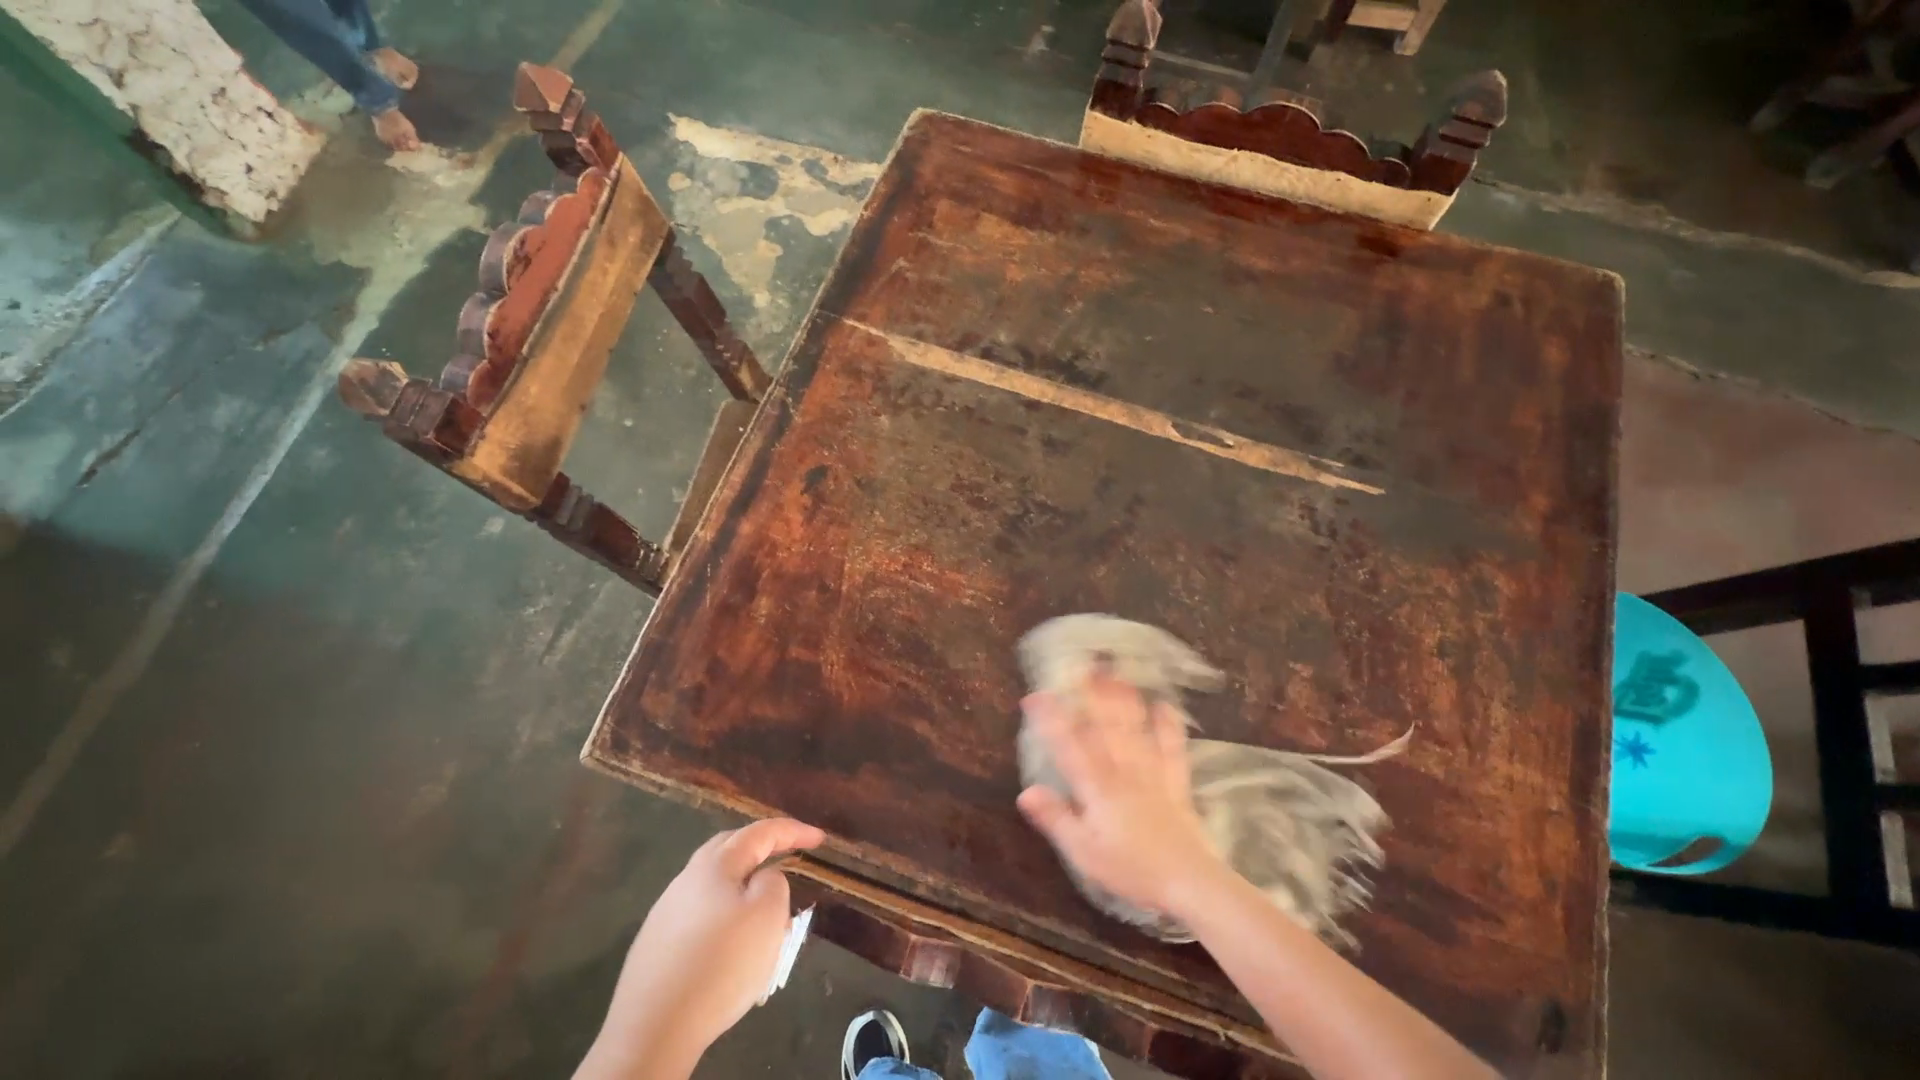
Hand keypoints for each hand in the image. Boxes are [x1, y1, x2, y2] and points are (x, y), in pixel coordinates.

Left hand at [580, 818, 823, 1078]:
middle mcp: (686, 879)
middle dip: (761, 847)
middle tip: (788, 854)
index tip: (820, 838)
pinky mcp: (656, 944)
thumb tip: (762, 878)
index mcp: (715, 865)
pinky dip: (724, 915)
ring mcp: (666, 912)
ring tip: (766, 909)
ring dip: (742, 885)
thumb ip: (774, 884)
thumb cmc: (722, 964)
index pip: (760, 833)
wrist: (654, 1027)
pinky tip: (732, 943)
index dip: (793, 831)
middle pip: (729, 849)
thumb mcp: (767, 917)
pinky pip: (700, 914)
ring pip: (713, 884)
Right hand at [1016, 673, 1228, 920]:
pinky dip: (1168, 727)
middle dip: (1092, 695)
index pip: (1069, 747)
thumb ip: (1056, 819)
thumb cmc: (1131, 869)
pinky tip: (1165, 706)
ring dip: (1124, 700)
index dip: (1051, 720)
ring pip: (1135, 730)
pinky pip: (1171, 750)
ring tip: (1117, 672)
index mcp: (1098, 789)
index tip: (1035, 695)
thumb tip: (1025, 791)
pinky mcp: (1176, 785)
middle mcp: (1124, 773)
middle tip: (1084, 664)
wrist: (1190, 882)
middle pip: (1105, 727)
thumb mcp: (1084, 852)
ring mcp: (1153, 775)